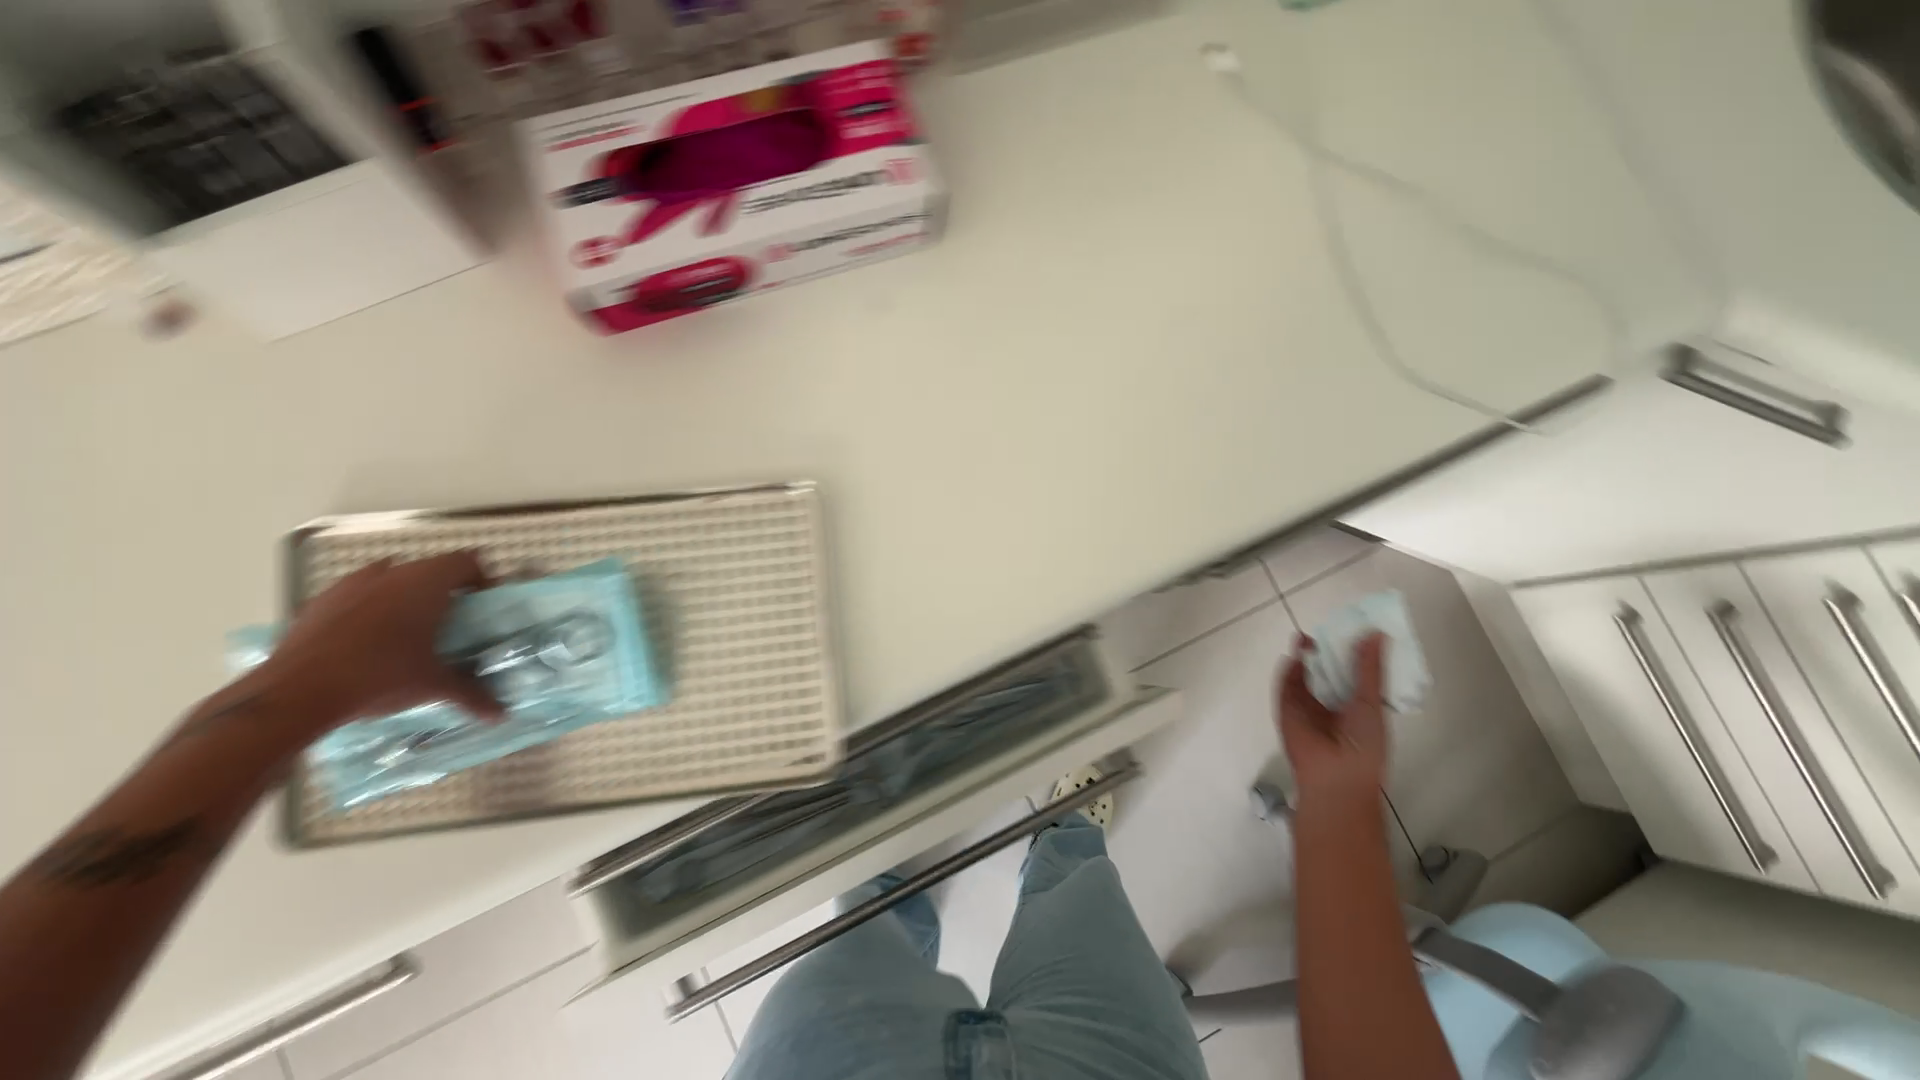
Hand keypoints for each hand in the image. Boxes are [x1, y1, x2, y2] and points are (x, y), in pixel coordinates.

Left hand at [253, 552, 504, 747]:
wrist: (296, 692)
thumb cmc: (380, 677)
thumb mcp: (433, 687)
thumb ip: (471, 695)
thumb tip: (501, 715)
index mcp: (426, 583)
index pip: (467, 562)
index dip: (481, 580)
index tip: (482, 608)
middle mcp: (391, 573)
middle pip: (430, 570)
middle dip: (444, 593)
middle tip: (450, 627)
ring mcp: (350, 584)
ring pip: (391, 580)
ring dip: (405, 599)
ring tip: (407, 635)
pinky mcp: (319, 601)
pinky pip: (357, 596)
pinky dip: (369, 611)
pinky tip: (366, 644)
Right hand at [1275, 632, 1388, 804]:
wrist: (1335, 776)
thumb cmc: (1364, 743)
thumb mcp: (1372, 702)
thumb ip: (1369, 668)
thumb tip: (1376, 632)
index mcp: (1358, 708)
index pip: (1354, 675)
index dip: (1353, 653)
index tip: (1354, 631)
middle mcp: (1332, 706)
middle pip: (1327, 672)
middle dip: (1326, 652)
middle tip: (1328, 630)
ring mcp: (1308, 708)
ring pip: (1305, 677)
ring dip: (1305, 658)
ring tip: (1307, 638)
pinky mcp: (1287, 710)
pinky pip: (1286, 687)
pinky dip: (1289, 671)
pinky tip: (1295, 655)